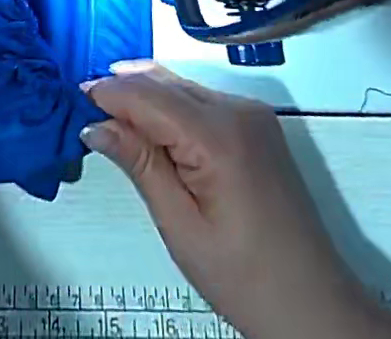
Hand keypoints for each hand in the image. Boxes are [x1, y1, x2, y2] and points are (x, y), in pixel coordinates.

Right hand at [81, 62, 390, 338]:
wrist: (317, 308)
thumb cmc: (245, 278)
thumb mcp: (180, 225)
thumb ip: (139, 163)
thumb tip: (95, 124)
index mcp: (219, 137)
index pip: (148, 95)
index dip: (108, 93)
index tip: (74, 97)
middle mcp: (238, 111)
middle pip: (164, 82)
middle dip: (122, 88)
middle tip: (83, 102)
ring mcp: (252, 114)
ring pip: (181, 85)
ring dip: (144, 91)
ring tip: (107, 107)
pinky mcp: (257, 123)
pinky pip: (200, 98)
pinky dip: (169, 101)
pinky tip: (149, 117)